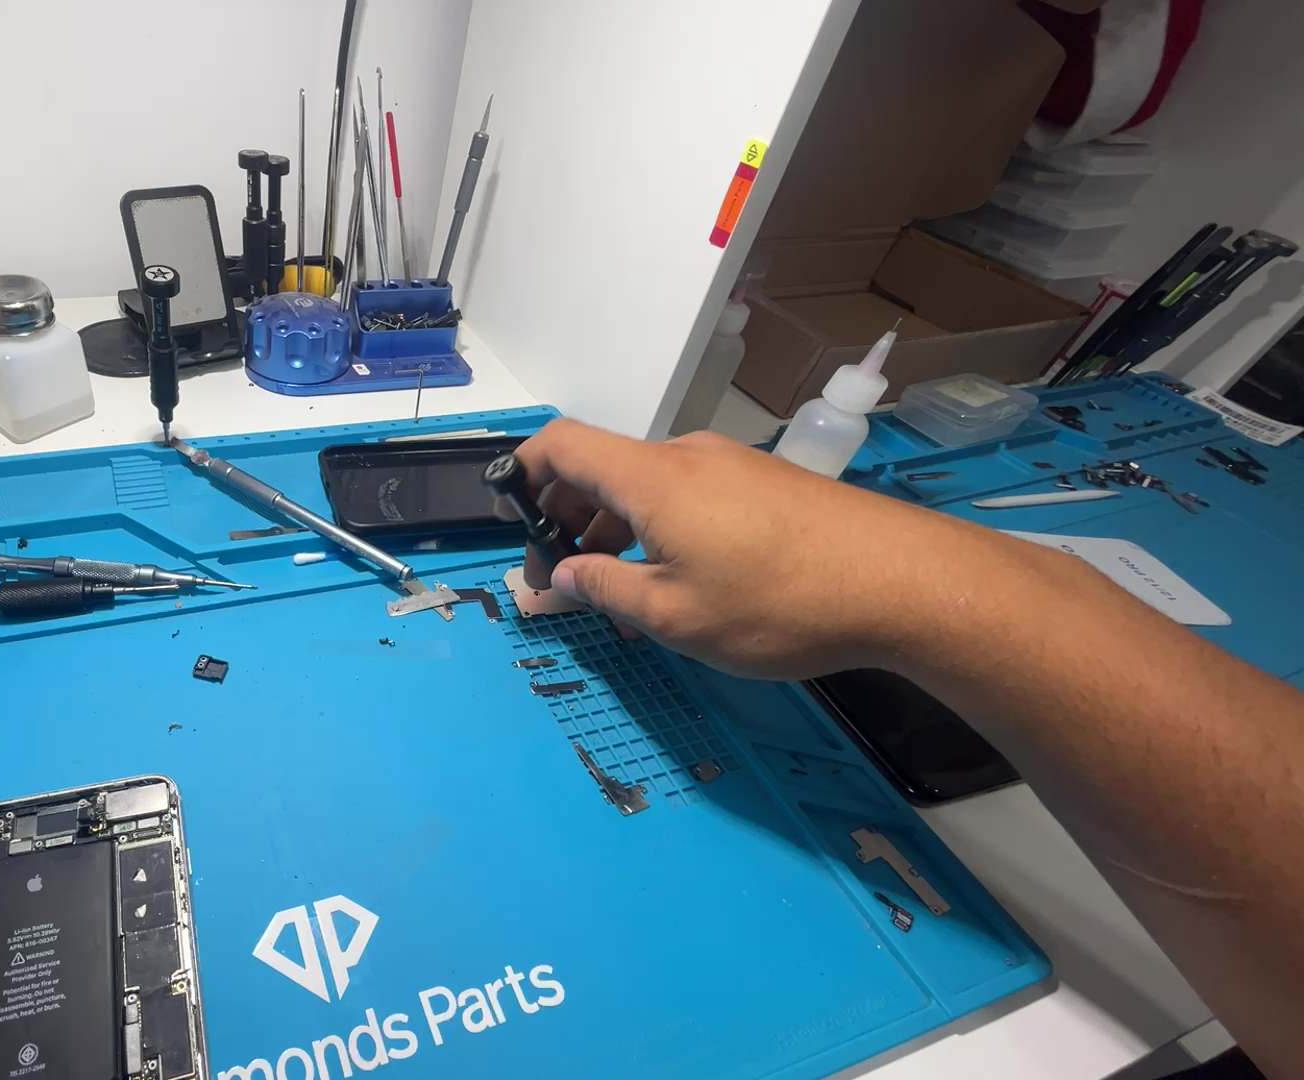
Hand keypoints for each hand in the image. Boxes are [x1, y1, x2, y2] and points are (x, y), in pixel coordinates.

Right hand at [505, 419, 1014, 679]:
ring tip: (613, 591)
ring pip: (641, 488)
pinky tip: (670, 580)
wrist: (914, 585)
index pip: (560, 443)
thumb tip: (561, 577)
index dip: (521, 471)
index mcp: (649, 477)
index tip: (510, 517)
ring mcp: (727, 467)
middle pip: (597, 469)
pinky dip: (653, 530)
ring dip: (609, 531)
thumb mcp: (673, 613)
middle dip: (562, 519)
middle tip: (559, 579)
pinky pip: (683, 497)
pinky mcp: (760, 485)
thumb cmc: (778, 601)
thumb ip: (603, 590)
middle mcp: (682, 457)